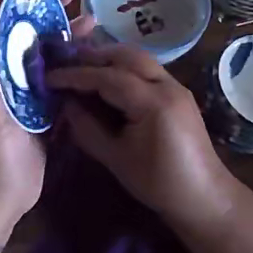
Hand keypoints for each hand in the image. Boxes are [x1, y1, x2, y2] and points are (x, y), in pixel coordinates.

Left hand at [0, 0, 93, 223]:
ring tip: (92, 18)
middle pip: (23, 30)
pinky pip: (58, 81)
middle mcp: (0, 75)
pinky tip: (94, 58)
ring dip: (63, 34)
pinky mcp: (39, 114)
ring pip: (43, 54)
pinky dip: (73, 65)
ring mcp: (21, 94)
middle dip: (44, 6)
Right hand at [48, 44, 246, 230]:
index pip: (107, 76)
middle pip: (125, 55)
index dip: (75, 75)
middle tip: (63, 64)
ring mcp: (176, 86)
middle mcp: (168, 85)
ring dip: (108, 60)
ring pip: (138, 59)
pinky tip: (105, 84)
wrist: (203, 196)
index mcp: (153, 102)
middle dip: (92, 57)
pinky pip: (146, 70)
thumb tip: (65, 103)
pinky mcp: (177, 94)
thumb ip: (87, 127)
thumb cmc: (158, 182)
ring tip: (80, 70)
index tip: (49, 77)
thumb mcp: (115, 158)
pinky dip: (122, 69)